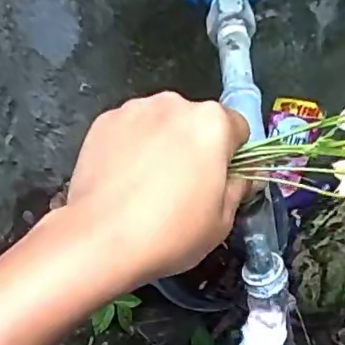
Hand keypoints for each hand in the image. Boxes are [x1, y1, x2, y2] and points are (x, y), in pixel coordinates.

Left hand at [50, 93, 250, 284]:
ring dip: (161, 147)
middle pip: (196, 124)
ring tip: (147, 191)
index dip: (232, 158)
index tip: (220, 183)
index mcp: (212, 123)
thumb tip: (243, 177)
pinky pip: (129, 133)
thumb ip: (238, 189)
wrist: (100, 240)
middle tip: (182, 193)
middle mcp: (174, 104)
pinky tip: (124, 185)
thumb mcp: (221, 223)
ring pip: (160, 126)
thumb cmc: (168, 235)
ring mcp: (134, 110)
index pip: (238, 129)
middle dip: (194, 150)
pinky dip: (130, 151)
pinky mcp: (103, 123)